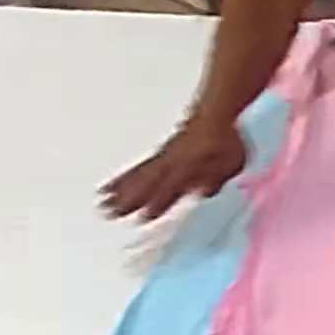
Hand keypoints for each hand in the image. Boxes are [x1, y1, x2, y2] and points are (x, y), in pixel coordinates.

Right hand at [101, 119, 246, 220]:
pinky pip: (139, 168)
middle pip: (146, 182)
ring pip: (138, 175)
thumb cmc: (227, 141)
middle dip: (129, 199)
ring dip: (120, 191)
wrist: (215, 117)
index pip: (170, 187)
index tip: (143, 217)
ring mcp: (163, 158)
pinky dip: (124, 179)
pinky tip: (111, 188)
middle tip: (110, 213)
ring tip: (103, 204)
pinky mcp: (160, 155)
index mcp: (189, 165)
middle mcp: (171, 162)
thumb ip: (215, 178)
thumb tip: (203, 193)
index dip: (157, 203)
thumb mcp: (231, 163)